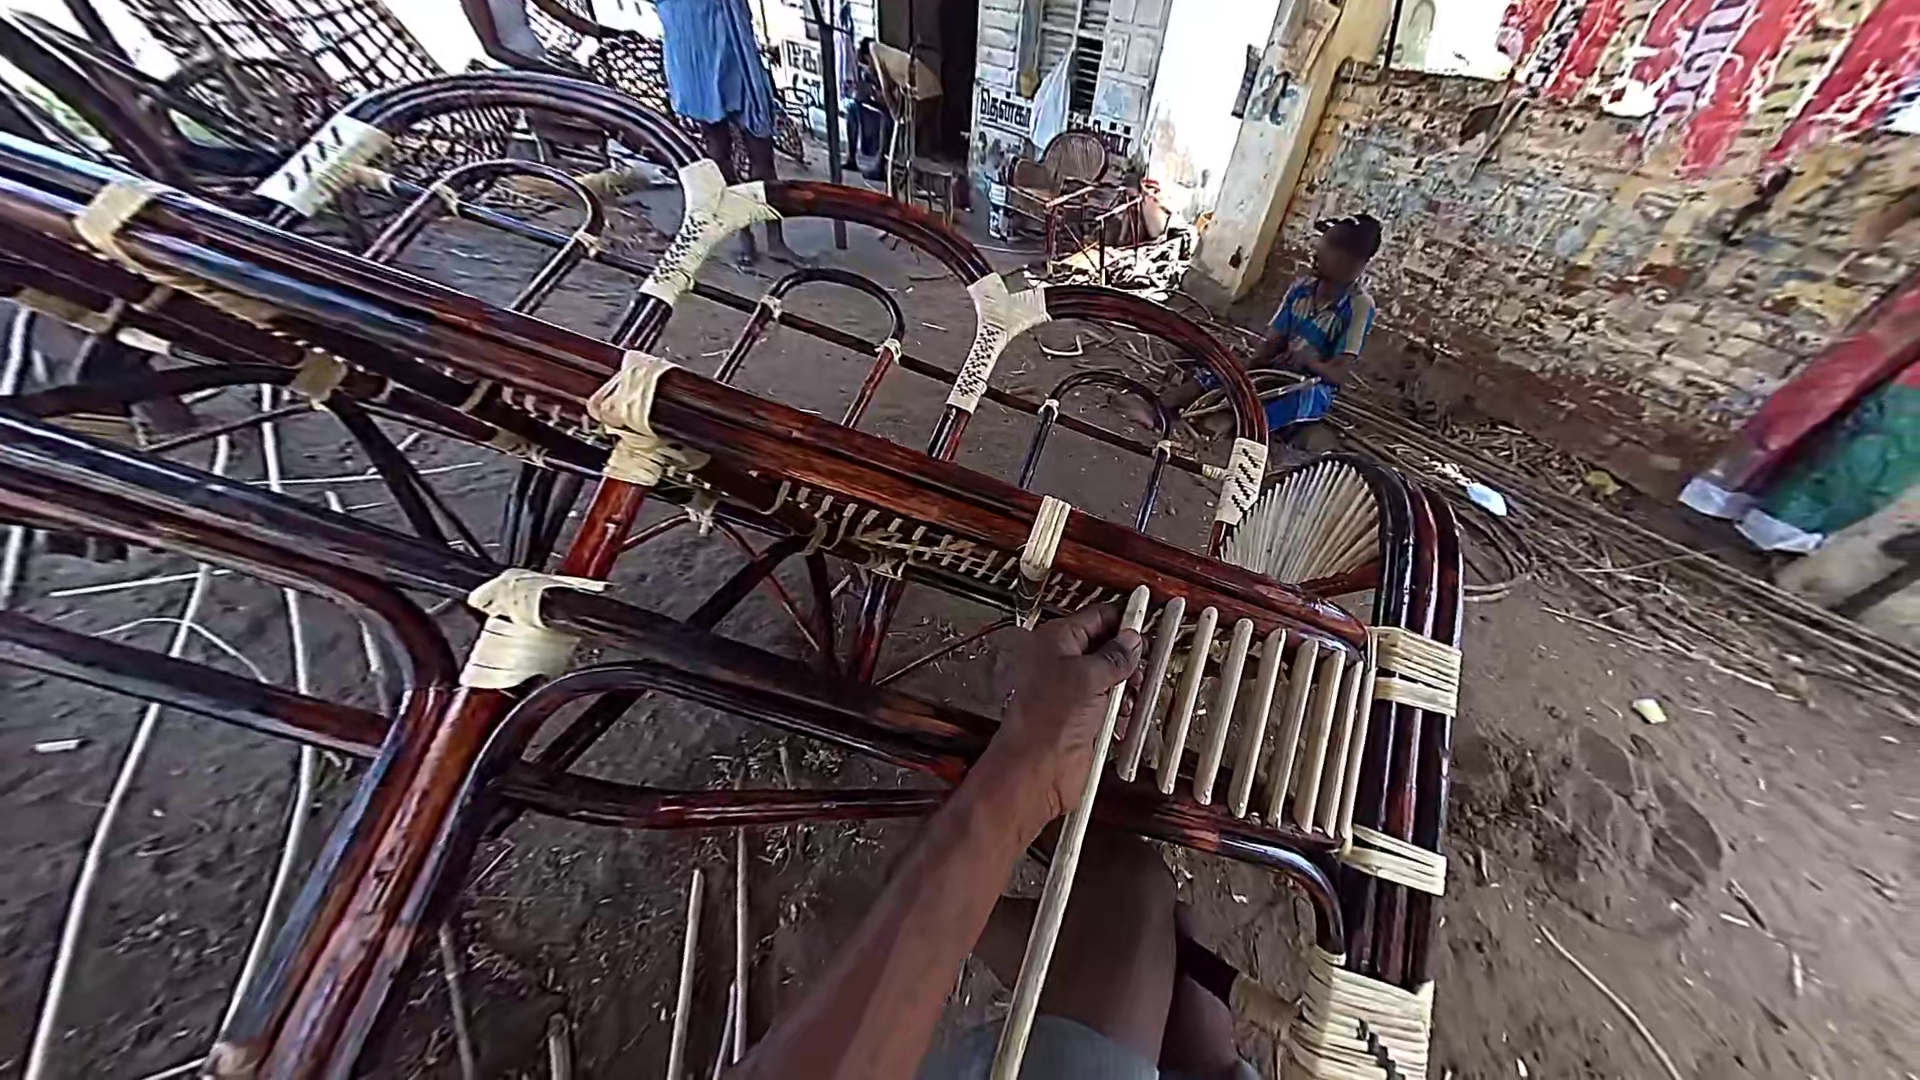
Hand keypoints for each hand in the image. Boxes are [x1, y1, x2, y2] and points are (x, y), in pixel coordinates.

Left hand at [983, 604, 1143, 828]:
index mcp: (1056, 640)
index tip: (1147, 623)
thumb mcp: (1088, 676)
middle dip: (1128, 655)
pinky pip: (1110, 703)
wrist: (1037, 768)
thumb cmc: (1048, 718)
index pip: (1095, 616)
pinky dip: (1122, 707)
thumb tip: (1132, 640)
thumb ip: (1114, 655)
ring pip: (1111, 676)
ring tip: (1137, 692)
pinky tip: (1125, 715)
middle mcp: (1062, 661)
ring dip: (1128, 684)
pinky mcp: (1082, 715)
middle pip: (1105, 646)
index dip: (1122, 619)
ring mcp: (1072, 689)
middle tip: (1145, 664)